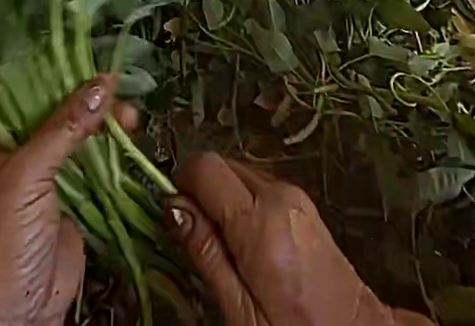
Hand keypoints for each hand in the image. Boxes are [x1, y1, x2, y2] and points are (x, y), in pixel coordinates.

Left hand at [0, 75, 124, 325]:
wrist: (18, 323)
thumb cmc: (0, 245)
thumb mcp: (25, 179)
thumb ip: (64, 128)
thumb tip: (104, 82)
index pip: (13, 94)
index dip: (47, 73)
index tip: (82, 54)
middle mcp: (5, 154)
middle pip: (47, 110)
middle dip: (81, 96)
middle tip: (114, 85)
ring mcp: (37, 175)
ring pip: (72, 132)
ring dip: (100, 119)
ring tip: (128, 113)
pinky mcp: (66, 194)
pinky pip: (88, 158)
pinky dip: (108, 143)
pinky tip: (126, 130)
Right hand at [165, 154, 430, 325]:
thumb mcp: (241, 311)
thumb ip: (206, 253)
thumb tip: (172, 207)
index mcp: (259, 222)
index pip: (205, 167)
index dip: (181, 184)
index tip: (174, 216)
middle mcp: (277, 194)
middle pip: (221, 164)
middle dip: (200, 190)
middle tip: (195, 235)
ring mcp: (293, 192)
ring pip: (238, 171)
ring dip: (220, 195)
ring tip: (221, 243)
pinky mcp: (301, 198)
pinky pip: (257, 183)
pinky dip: (241, 200)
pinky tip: (245, 240)